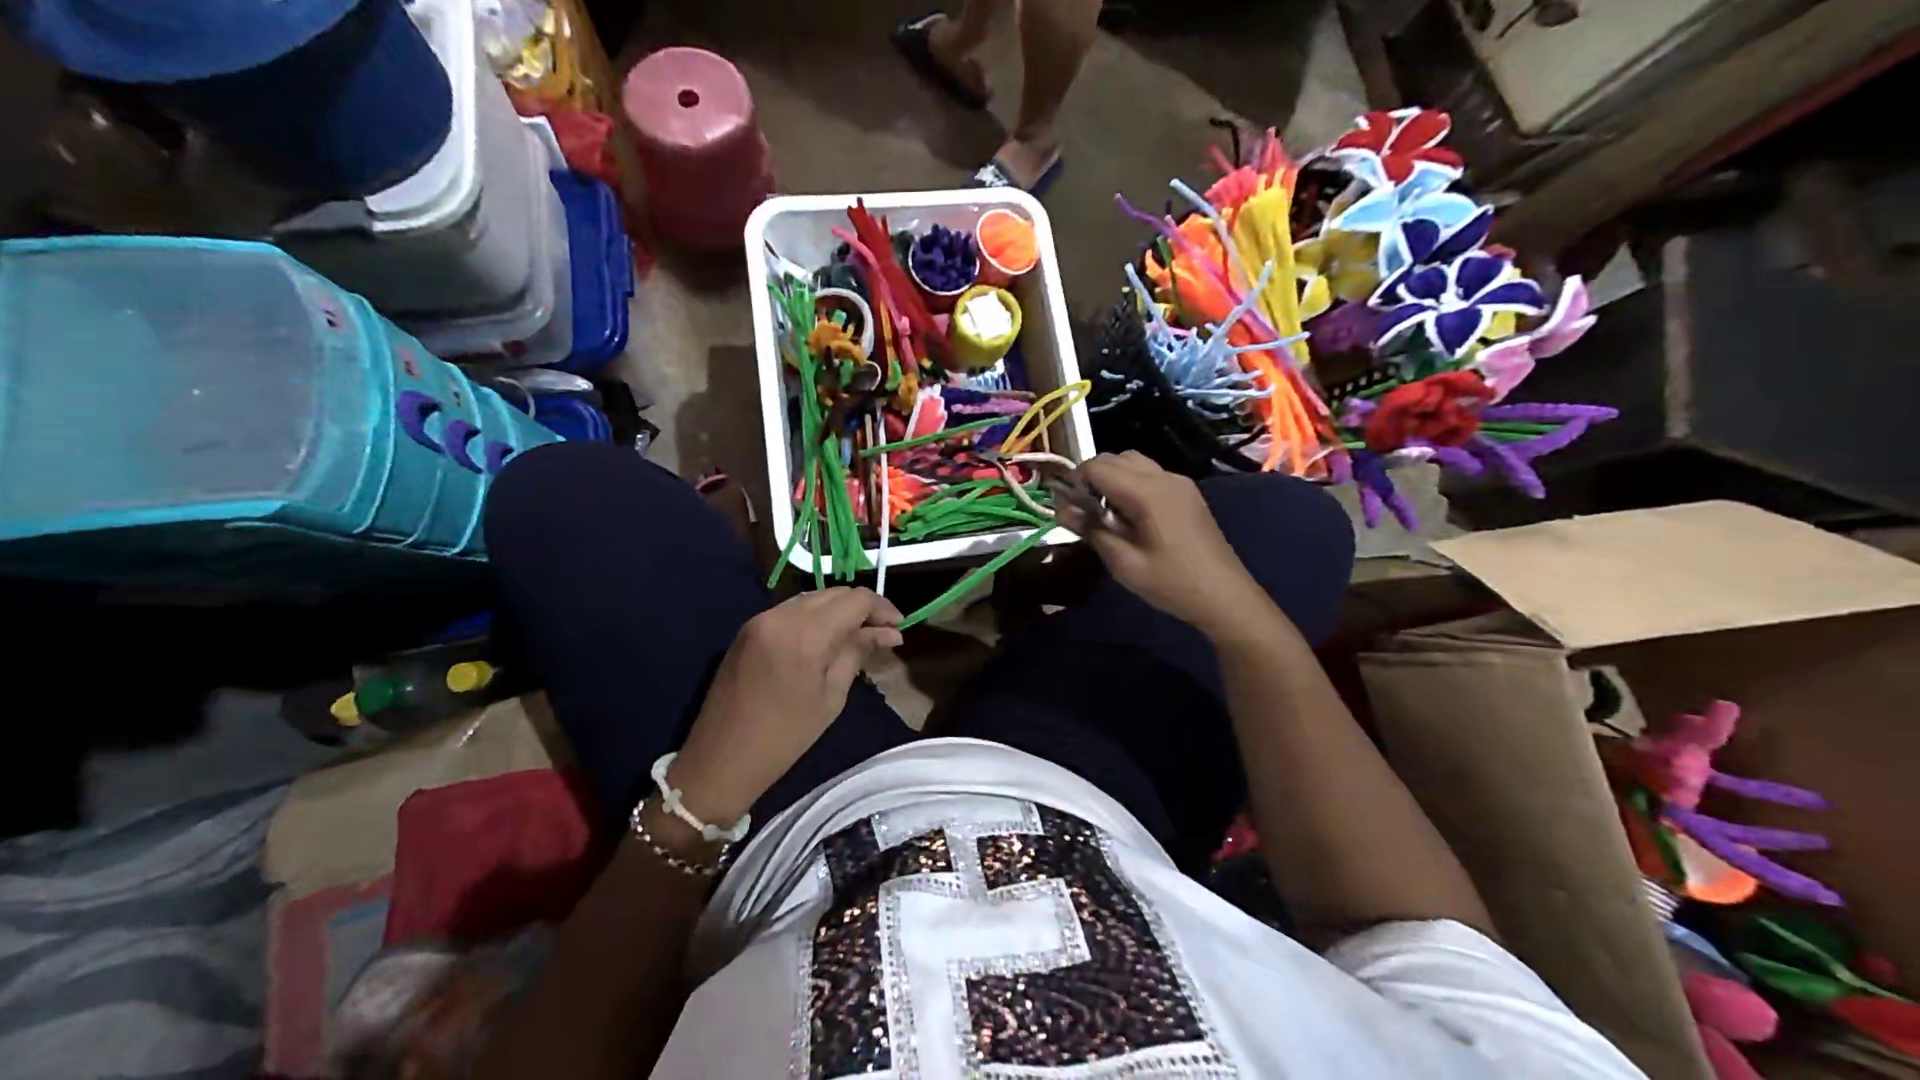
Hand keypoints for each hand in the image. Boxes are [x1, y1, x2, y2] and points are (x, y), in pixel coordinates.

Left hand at [667, 588, 902, 826]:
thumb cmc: (784, 737)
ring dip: (839, 610)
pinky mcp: (748, 629)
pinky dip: (815, 617)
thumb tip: (888, 633)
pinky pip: (791, 610)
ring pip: (812, 598)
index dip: (883, 609)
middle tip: (883, 634)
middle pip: (834, 593)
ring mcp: (760, 619)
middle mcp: (781, 614)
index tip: (900, 628)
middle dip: (863, 608)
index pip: (856, 599)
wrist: (719, 759)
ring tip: (857, 636)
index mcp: (805, 633)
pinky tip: (826, 639)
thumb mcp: (831, 697)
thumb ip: (857, 653)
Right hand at [1059, 452, 1270, 638]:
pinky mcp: (1187, 493)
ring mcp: (1179, 483)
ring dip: (1113, 478)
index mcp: (1147, 492)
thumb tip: (1062, 508)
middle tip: (1084, 512)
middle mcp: (1164, 477)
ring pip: (1133, 462)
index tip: (1066, 506)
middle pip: (1116, 458)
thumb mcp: (1123, 563)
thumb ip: (1091, 530)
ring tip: (1107, 514)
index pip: (1098, 467)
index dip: (1075, 481)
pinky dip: (1131, 483)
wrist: (1225, 596)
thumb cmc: (1171, 583)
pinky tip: (1131, 516)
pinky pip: (1150, 474)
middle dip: (1093, 477)